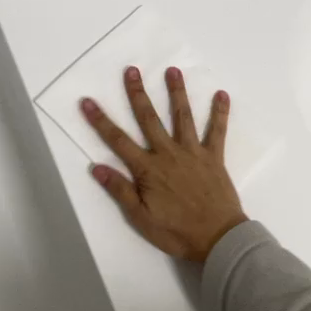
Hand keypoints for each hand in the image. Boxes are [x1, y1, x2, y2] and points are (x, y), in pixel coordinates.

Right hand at [83, 66, 247, 263]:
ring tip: (173, 70)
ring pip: (183, 117)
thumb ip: (120, 191)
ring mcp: (193, 152)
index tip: (88, 102)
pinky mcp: (214, 157)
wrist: (219, 240)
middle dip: (138, 93)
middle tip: (131, 70)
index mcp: (148, 169)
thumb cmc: (177, 232)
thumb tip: (96, 167)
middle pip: (149, 119)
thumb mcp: (141, 218)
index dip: (101, 121)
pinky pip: (218, 131)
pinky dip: (220, 113)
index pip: (118, 141)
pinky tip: (221, 94)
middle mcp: (168, 154)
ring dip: (177, 92)